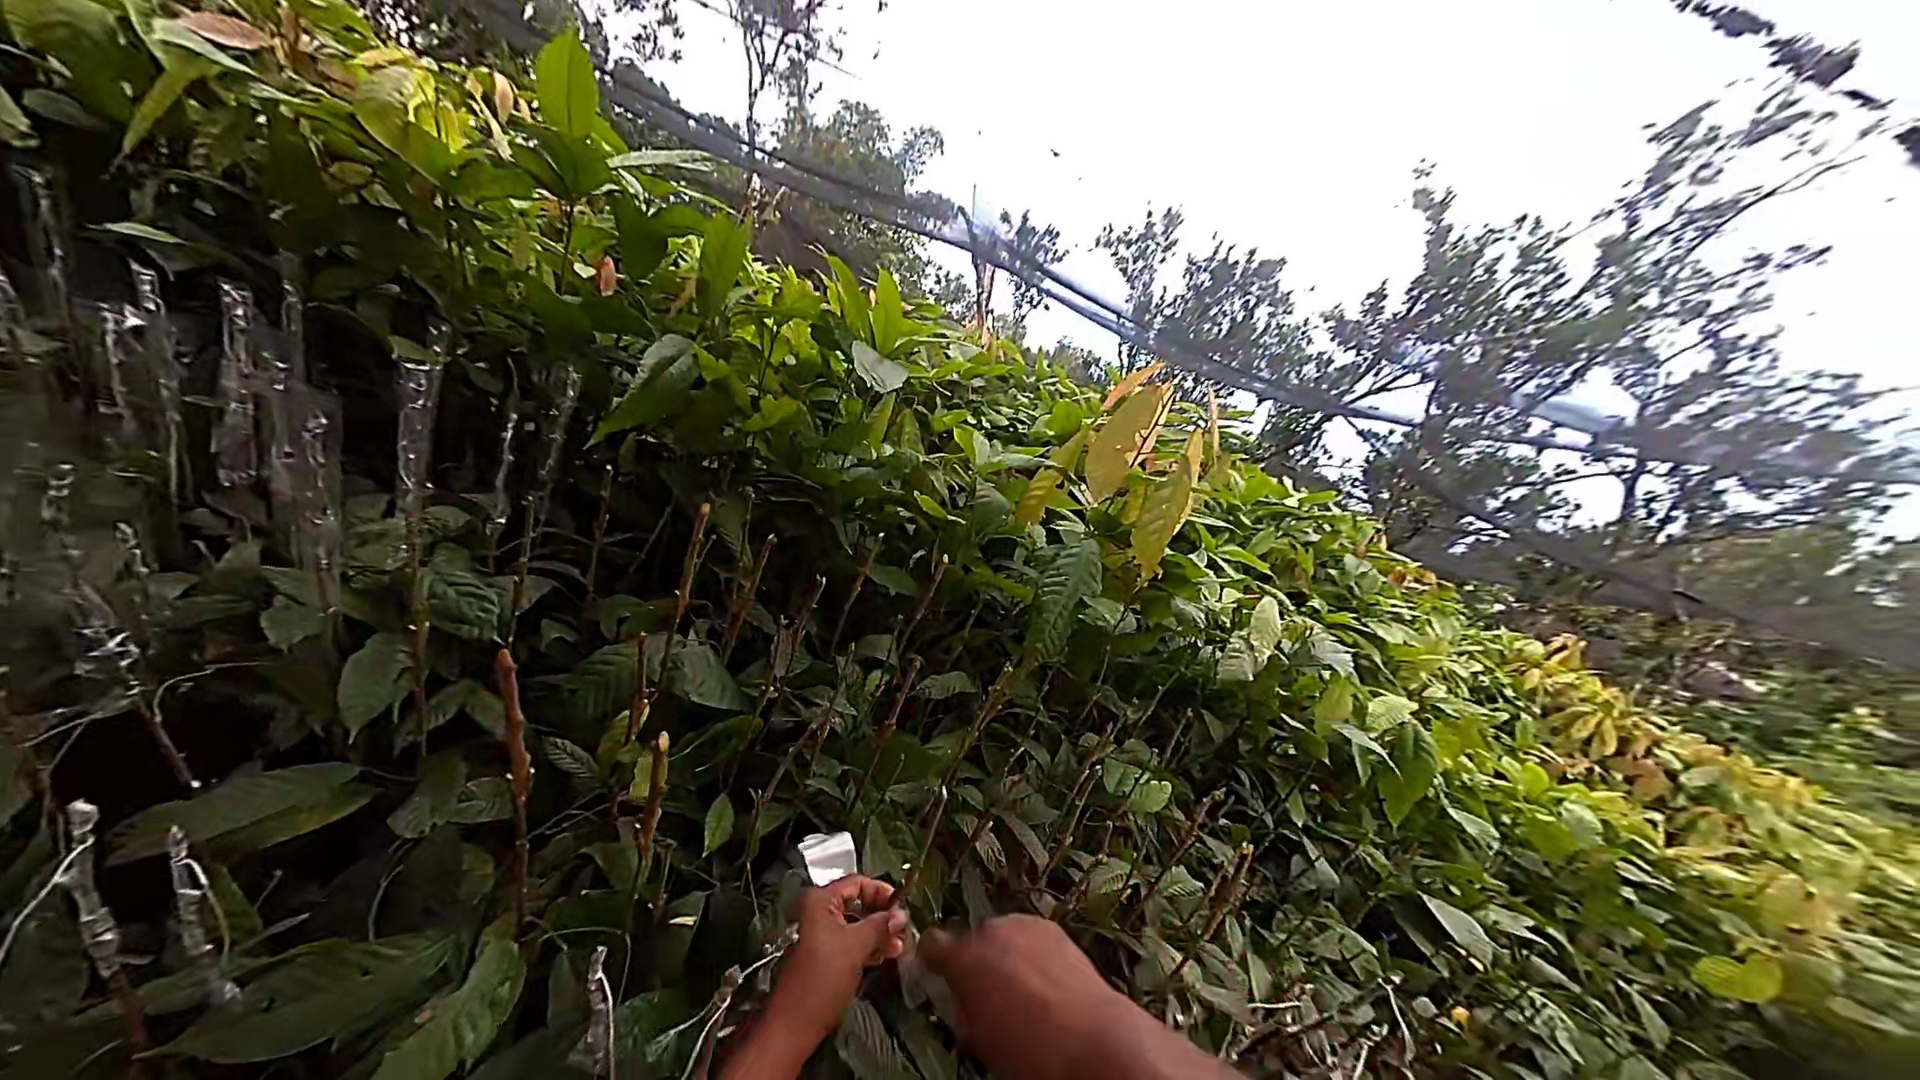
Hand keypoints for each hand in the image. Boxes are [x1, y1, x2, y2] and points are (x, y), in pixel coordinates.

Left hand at [764, 875, 909, 1041]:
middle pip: (857, 902)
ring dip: (877, 932)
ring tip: (898, 945)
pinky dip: (867, 945)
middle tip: (902, 927)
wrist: (794, 1026)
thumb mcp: (856, 946)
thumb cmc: (821, 980)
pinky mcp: (823, 954)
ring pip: (855, 923)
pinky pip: (849, 940)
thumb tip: (901, 914)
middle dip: (881, 915)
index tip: (901, 905)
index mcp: (820, 901)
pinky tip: (883, 954)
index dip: (881, 891)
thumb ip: (880, 925)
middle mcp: (817, 912)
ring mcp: (819, 933)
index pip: (857, 882)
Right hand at [920, 915, 1239, 1079]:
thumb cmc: (1030, 1051)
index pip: (932, 946)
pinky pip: (1029, 936)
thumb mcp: (983, 1040)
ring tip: (1024, 990)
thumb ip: (966, 1011)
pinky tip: (1046, 981)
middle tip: (990, 996)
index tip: (937, 971)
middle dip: (978, 962)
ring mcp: (1021, 924)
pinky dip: (1031, 952)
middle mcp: (989, 931)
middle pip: (972, 940)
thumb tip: (966, 1003)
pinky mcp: (1049, 926)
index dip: (933, 959)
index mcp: (964, 960)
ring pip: (1003, 936)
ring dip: (1006, 954)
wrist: (1091, 1038)